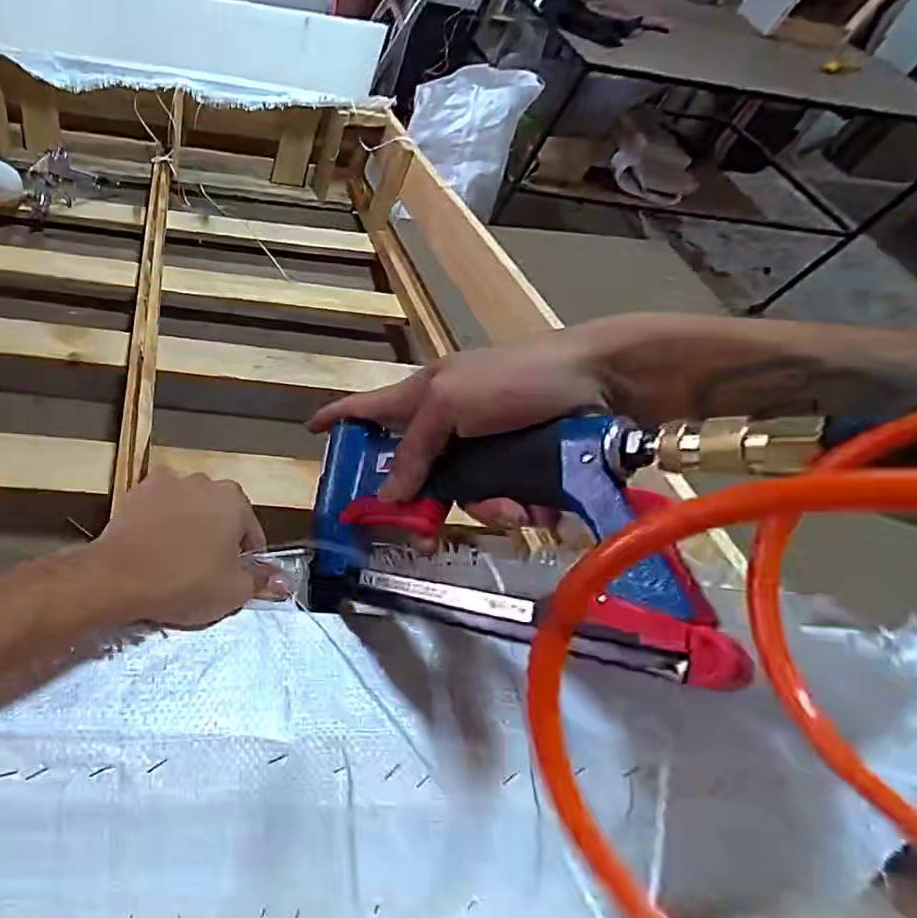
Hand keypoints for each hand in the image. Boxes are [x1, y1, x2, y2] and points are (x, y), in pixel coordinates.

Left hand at [92, 469, 288, 627]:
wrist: (119, 576)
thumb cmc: (184, 582)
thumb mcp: (233, 591)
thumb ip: (261, 580)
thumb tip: (281, 578)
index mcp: (234, 499)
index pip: (252, 533)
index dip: (247, 561)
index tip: (235, 580)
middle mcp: (203, 481)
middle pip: (220, 515)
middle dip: (218, 539)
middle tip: (205, 573)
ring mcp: (167, 482)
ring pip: (190, 508)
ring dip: (190, 527)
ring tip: (177, 560)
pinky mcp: (137, 490)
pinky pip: (160, 507)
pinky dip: (161, 522)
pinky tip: (154, 547)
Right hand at [307, 338, 607, 523]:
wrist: (606, 381)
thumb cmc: (518, 379)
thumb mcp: (451, 403)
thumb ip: (415, 447)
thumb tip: (388, 495)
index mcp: (423, 398)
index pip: (368, 408)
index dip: (338, 420)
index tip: (310, 431)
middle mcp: (448, 426)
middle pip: (414, 474)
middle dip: (423, 507)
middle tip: (422, 538)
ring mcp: (485, 448)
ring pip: (463, 494)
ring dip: (489, 508)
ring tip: (517, 507)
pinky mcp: (521, 465)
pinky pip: (505, 498)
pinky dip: (521, 506)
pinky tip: (540, 506)